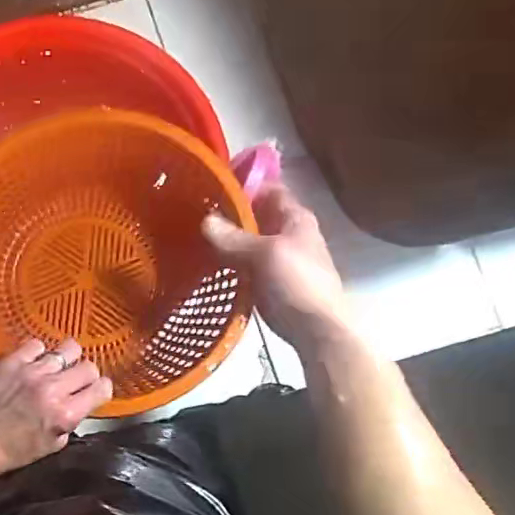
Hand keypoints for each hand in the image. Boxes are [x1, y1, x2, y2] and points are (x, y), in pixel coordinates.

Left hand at [0, 338, 113, 480]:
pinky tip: (32, 364)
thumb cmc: (11, 450)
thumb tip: (76, 404)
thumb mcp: (52, 444)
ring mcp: (31, 372)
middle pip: (88, 366)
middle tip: (75, 381)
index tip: (96, 390)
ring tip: (56, 368)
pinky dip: (38, 353)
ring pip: (67, 349)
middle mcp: (52, 389)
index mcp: (65, 414)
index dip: (101, 389)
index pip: (101, 388)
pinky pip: (36, 344)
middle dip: (86, 375)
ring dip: (65, 360)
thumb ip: (69, 421)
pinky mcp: (11, 361)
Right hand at [202, 182, 353, 352]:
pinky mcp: (273, 282)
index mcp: (296, 218)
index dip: (244, 184)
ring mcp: (283, 259)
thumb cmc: (297, 284)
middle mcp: (291, 234)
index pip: (269, 188)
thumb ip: (234, 238)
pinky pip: (248, 264)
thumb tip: (205, 220)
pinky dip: (232, 262)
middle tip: (197, 213)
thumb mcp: (263, 255)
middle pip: (258, 215)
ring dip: (230, 240)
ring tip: (198, 237)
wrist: (317, 330)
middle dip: (231, 214)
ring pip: (252, 241)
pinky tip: (212, 265)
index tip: (213, 185)